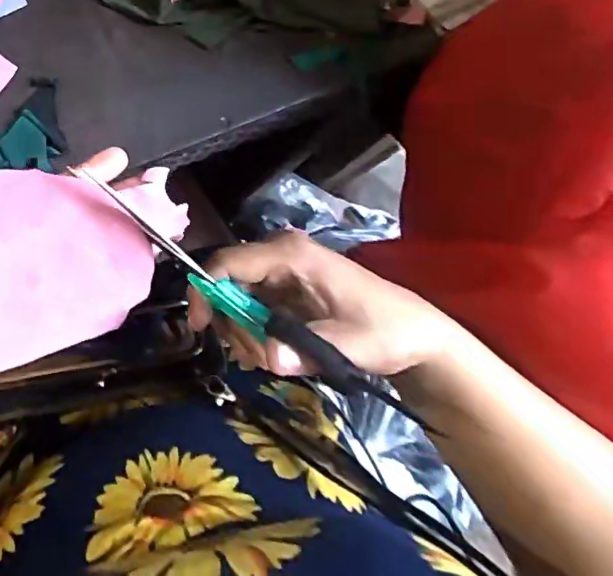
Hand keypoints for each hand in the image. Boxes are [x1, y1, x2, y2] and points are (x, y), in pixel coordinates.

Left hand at [0, 145, 140, 396]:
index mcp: (15, 213)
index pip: (61, 188)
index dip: (90, 174)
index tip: (118, 158)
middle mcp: (36, 241)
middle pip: (87, 217)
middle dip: (123, 202)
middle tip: (155, 190)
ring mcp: (44, 276)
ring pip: (92, 249)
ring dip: (125, 236)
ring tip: (159, 226)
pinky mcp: (44, 311)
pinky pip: (83, 292)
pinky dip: (110, 280)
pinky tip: (136, 271)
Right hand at [188, 230, 458, 378]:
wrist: (414, 332)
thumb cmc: (385, 331)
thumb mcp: (351, 346)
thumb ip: (308, 351)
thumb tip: (269, 357)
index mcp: (291, 255)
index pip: (229, 262)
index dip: (206, 290)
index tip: (198, 327)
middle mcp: (280, 254)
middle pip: (229, 281)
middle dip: (232, 322)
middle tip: (256, 359)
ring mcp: (282, 270)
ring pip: (237, 295)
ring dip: (243, 331)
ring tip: (270, 359)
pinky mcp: (285, 287)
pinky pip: (252, 304)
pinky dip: (253, 330)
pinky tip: (271, 352)